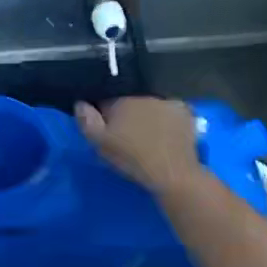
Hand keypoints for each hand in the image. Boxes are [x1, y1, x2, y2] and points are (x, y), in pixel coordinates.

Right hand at [74, 97, 206, 194]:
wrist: (171, 172)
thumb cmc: (131, 158)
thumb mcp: (100, 144)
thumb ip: (87, 121)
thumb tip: (80, 103)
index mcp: (121, 100)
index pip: (105, 101)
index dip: (103, 115)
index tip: (105, 130)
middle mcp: (144, 95)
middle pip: (129, 101)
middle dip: (126, 114)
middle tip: (126, 136)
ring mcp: (168, 101)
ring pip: (150, 106)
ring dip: (147, 116)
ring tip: (147, 137)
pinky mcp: (185, 112)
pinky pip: (170, 112)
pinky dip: (167, 119)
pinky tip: (165, 134)